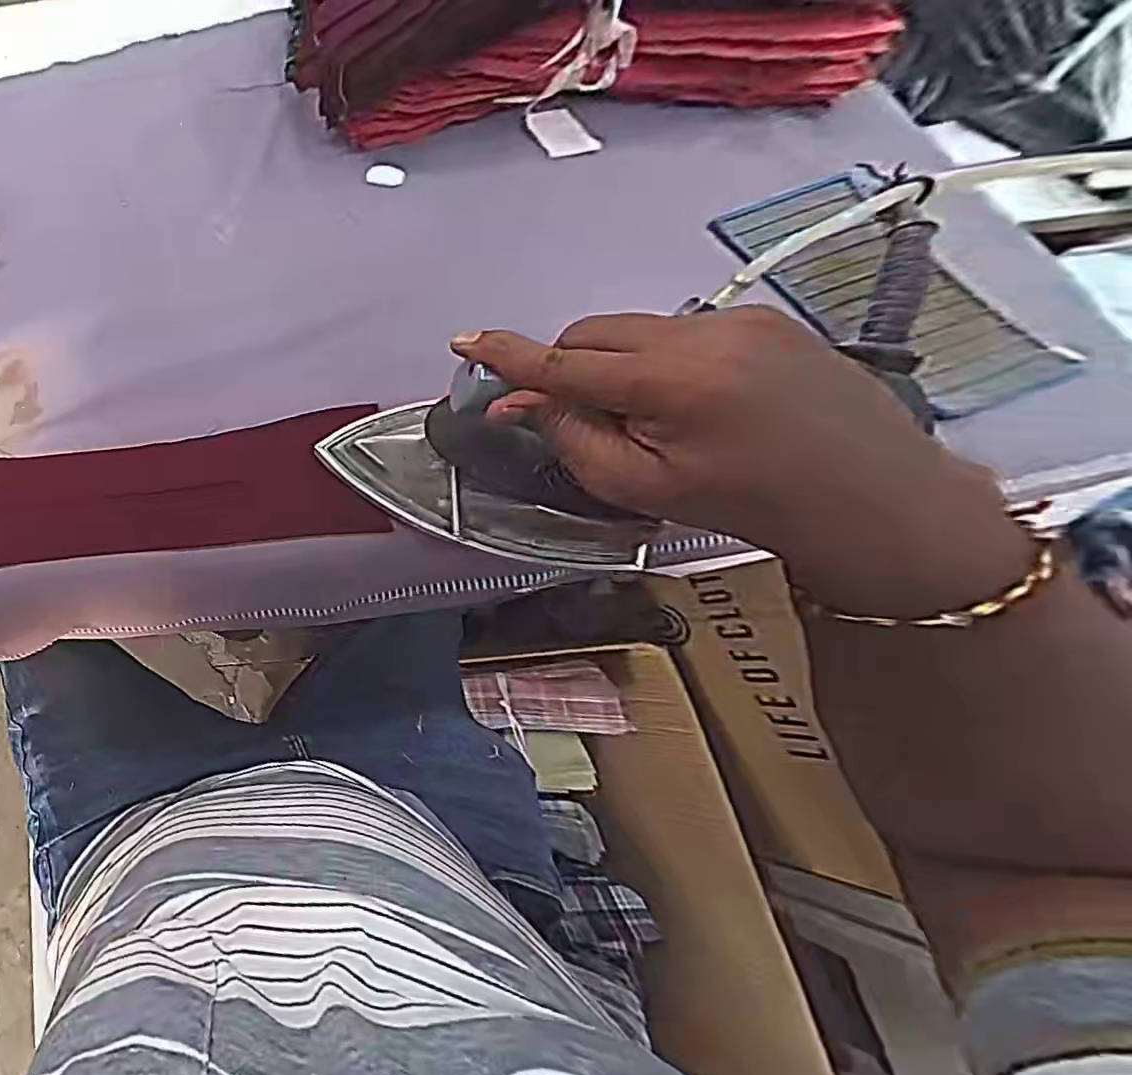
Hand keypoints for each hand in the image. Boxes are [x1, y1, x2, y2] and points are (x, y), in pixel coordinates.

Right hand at [450, 307, 1033, 615]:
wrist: (866, 493)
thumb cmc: (742, 501)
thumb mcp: (635, 483)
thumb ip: (568, 434)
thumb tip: (514, 403)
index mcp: (671, 382)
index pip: (563, 361)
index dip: (505, 354)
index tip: (464, 342)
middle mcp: (705, 334)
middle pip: (591, 332)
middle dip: (565, 366)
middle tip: (577, 416)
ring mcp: (740, 319)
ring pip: (631, 328)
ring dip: (610, 364)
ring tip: (644, 415)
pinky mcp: (764, 318)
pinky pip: (674, 328)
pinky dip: (652, 359)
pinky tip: (684, 400)